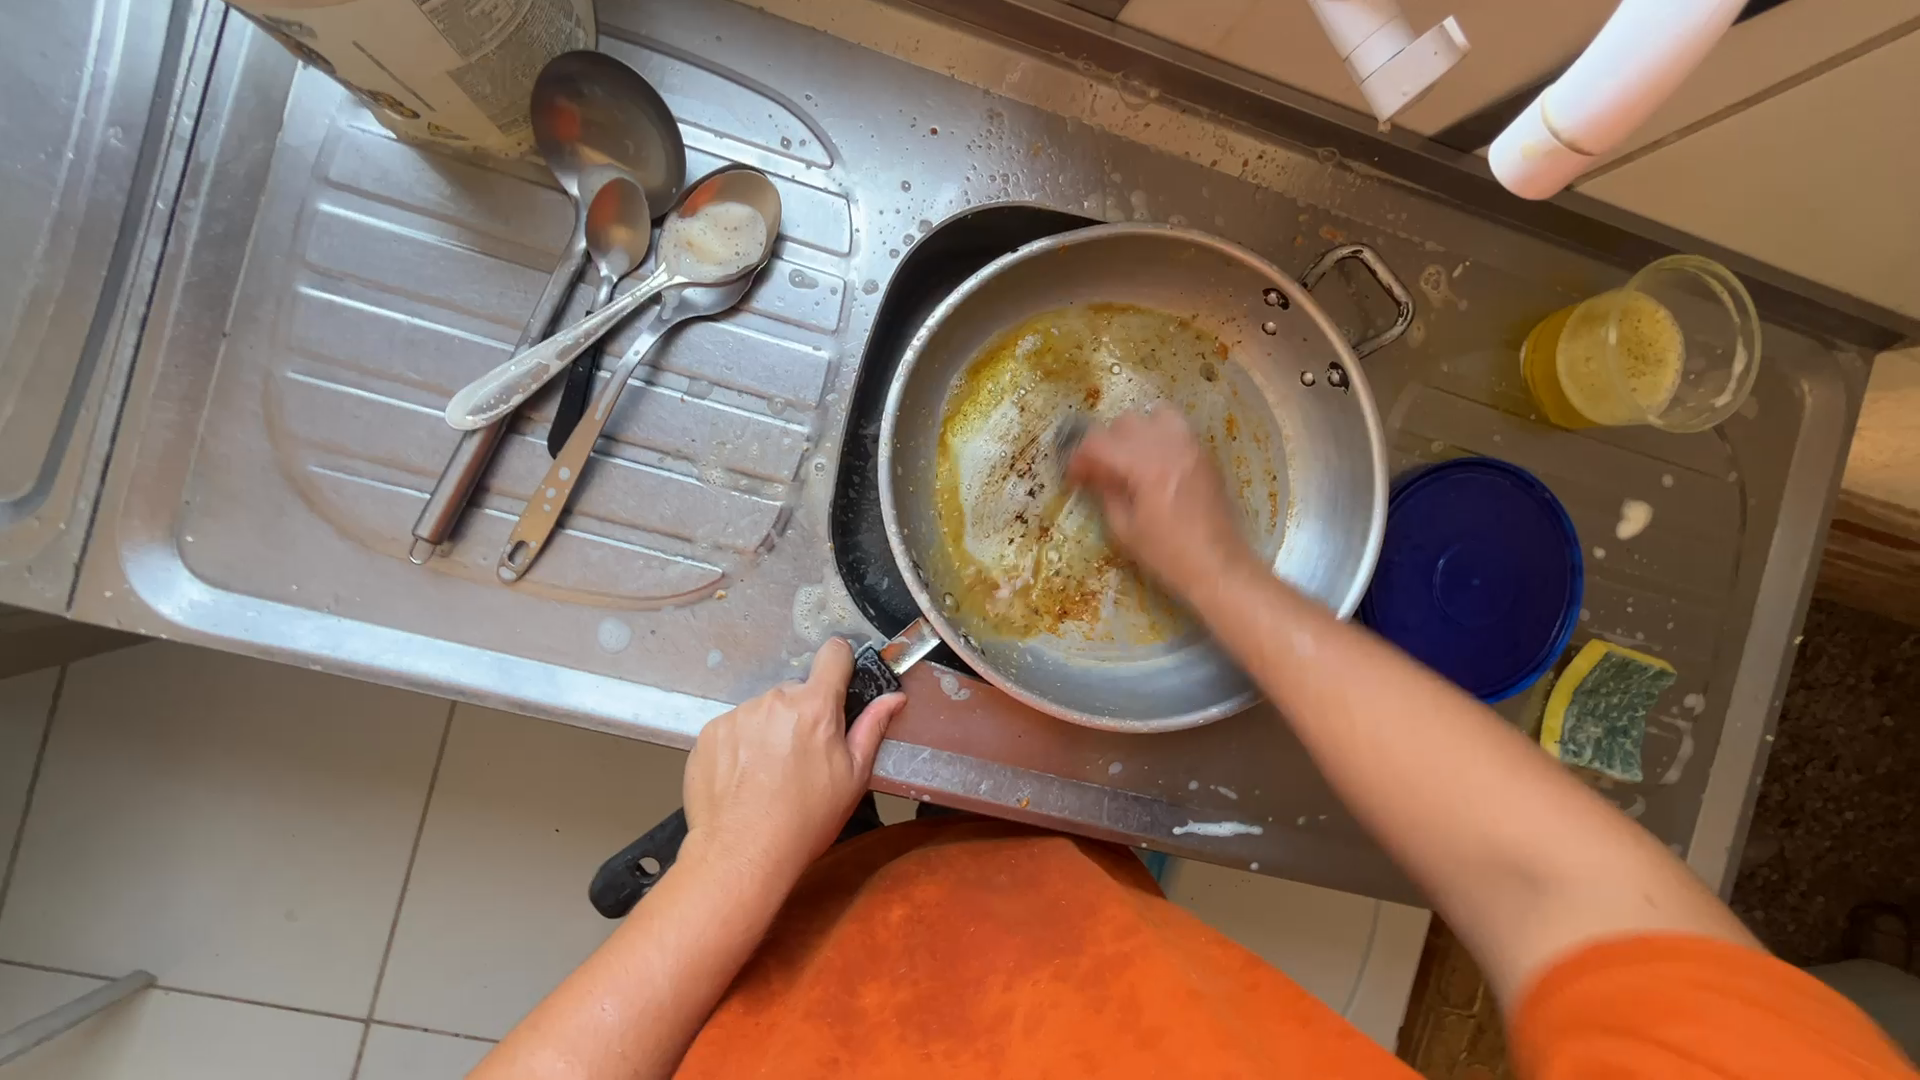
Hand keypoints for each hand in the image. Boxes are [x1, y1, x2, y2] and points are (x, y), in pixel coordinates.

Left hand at [681, 639, 905, 888]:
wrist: (741, 855)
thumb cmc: (807, 819)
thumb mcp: (853, 777)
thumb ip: (872, 728)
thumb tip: (895, 697)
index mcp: (815, 706)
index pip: (833, 654)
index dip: (840, 663)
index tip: (838, 681)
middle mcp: (774, 700)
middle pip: (795, 691)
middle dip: (802, 713)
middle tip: (802, 755)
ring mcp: (737, 715)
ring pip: (763, 710)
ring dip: (770, 729)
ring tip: (768, 772)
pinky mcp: (709, 733)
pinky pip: (733, 727)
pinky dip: (740, 745)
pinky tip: (743, 777)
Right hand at [1066, 407, 1257, 599]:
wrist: (1219, 566)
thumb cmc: (1167, 555)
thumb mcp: (1124, 529)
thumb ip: (1105, 492)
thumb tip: (1090, 472)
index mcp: (1146, 467)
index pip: (1099, 442)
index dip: (1079, 457)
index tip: (1073, 475)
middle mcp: (1170, 446)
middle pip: (1125, 422)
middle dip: (1105, 443)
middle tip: (1099, 470)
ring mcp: (1191, 446)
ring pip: (1153, 415)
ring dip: (1135, 433)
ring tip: (1129, 459)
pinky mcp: (1205, 454)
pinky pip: (1177, 427)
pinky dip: (1158, 435)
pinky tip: (1153, 463)